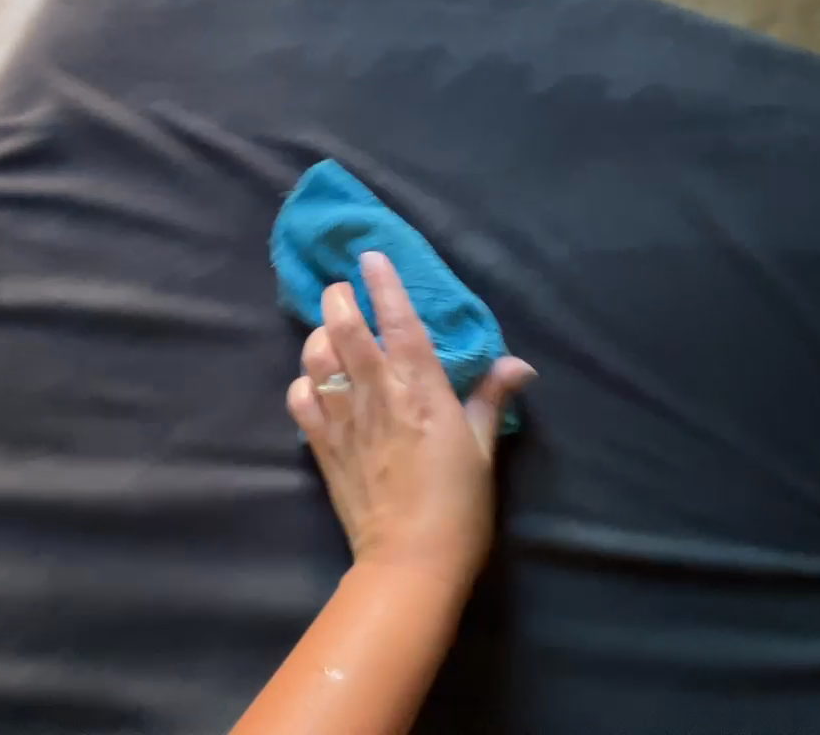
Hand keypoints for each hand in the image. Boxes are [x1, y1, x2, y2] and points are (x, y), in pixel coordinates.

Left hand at [286, 251, 535, 584]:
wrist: (411, 561)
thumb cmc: (458, 505)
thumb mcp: (482, 448)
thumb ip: (491, 398)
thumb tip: (519, 364)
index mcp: (419, 389)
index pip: (398, 321)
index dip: (384, 284)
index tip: (370, 257)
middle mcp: (376, 393)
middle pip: (343, 328)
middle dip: (338, 299)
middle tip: (343, 291)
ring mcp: (343, 418)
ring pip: (315, 357)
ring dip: (317, 337)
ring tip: (328, 335)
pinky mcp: (322, 445)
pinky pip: (300, 400)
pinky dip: (303, 384)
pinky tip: (314, 386)